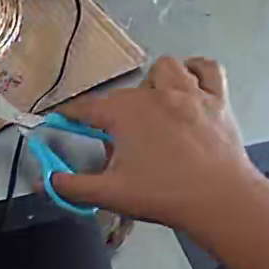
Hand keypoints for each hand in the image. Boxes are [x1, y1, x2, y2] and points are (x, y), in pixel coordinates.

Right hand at [52, 56, 268, 234]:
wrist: (219, 199)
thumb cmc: (163, 194)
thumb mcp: (109, 194)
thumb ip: (72, 186)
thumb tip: (49, 180)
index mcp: (125, 113)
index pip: (87, 108)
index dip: (70, 115)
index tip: (60, 120)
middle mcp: (155, 93)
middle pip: (125, 92)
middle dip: (115, 113)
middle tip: (117, 142)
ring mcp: (190, 93)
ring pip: (165, 68)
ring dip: (154, 83)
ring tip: (153, 106)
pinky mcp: (218, 100)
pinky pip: (207, 69)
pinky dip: (196, 71)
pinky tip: (189, 83)